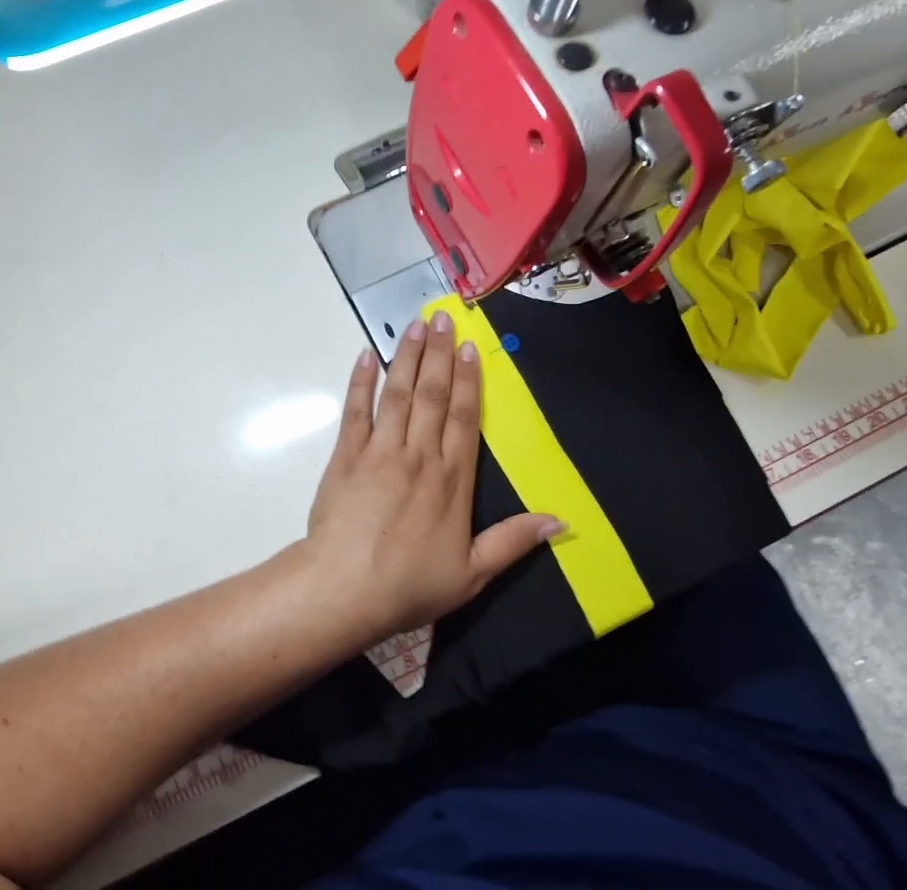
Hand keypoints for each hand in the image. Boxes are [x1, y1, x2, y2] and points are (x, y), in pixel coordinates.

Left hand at [299, 310, 563, 641]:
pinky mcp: (346, 457)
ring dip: (406, 357)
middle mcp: (419, 456)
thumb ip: (513, 542)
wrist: (345, 589)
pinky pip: (355, 411)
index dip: (468, 382)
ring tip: (414, 326)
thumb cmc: (410, 585)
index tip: (470, 350)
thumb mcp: (473, 573)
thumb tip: (561, 521)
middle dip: (439, 355)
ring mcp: (380, 452)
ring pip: (398, 394)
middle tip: (443, 319)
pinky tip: (365, 357)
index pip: (464, 420)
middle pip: (432, 396)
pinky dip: (360, 383)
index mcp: (452, 481)